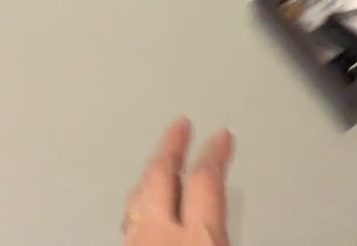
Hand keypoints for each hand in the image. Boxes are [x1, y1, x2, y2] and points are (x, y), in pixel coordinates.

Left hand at [123, 117, 233, 245]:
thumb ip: (224, 226)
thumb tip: (227, 204)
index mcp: (196, 236)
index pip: (204, 179)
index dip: (214, 152)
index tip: (221, 135)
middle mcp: (158, 234)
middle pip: (160, 175)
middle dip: (172, 145)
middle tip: (181, 123)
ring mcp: (134, 244)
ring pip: (136, 197)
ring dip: (150, 173)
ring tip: (160, 158)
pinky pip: (128, 220)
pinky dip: (139, 203)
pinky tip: (144, 207)